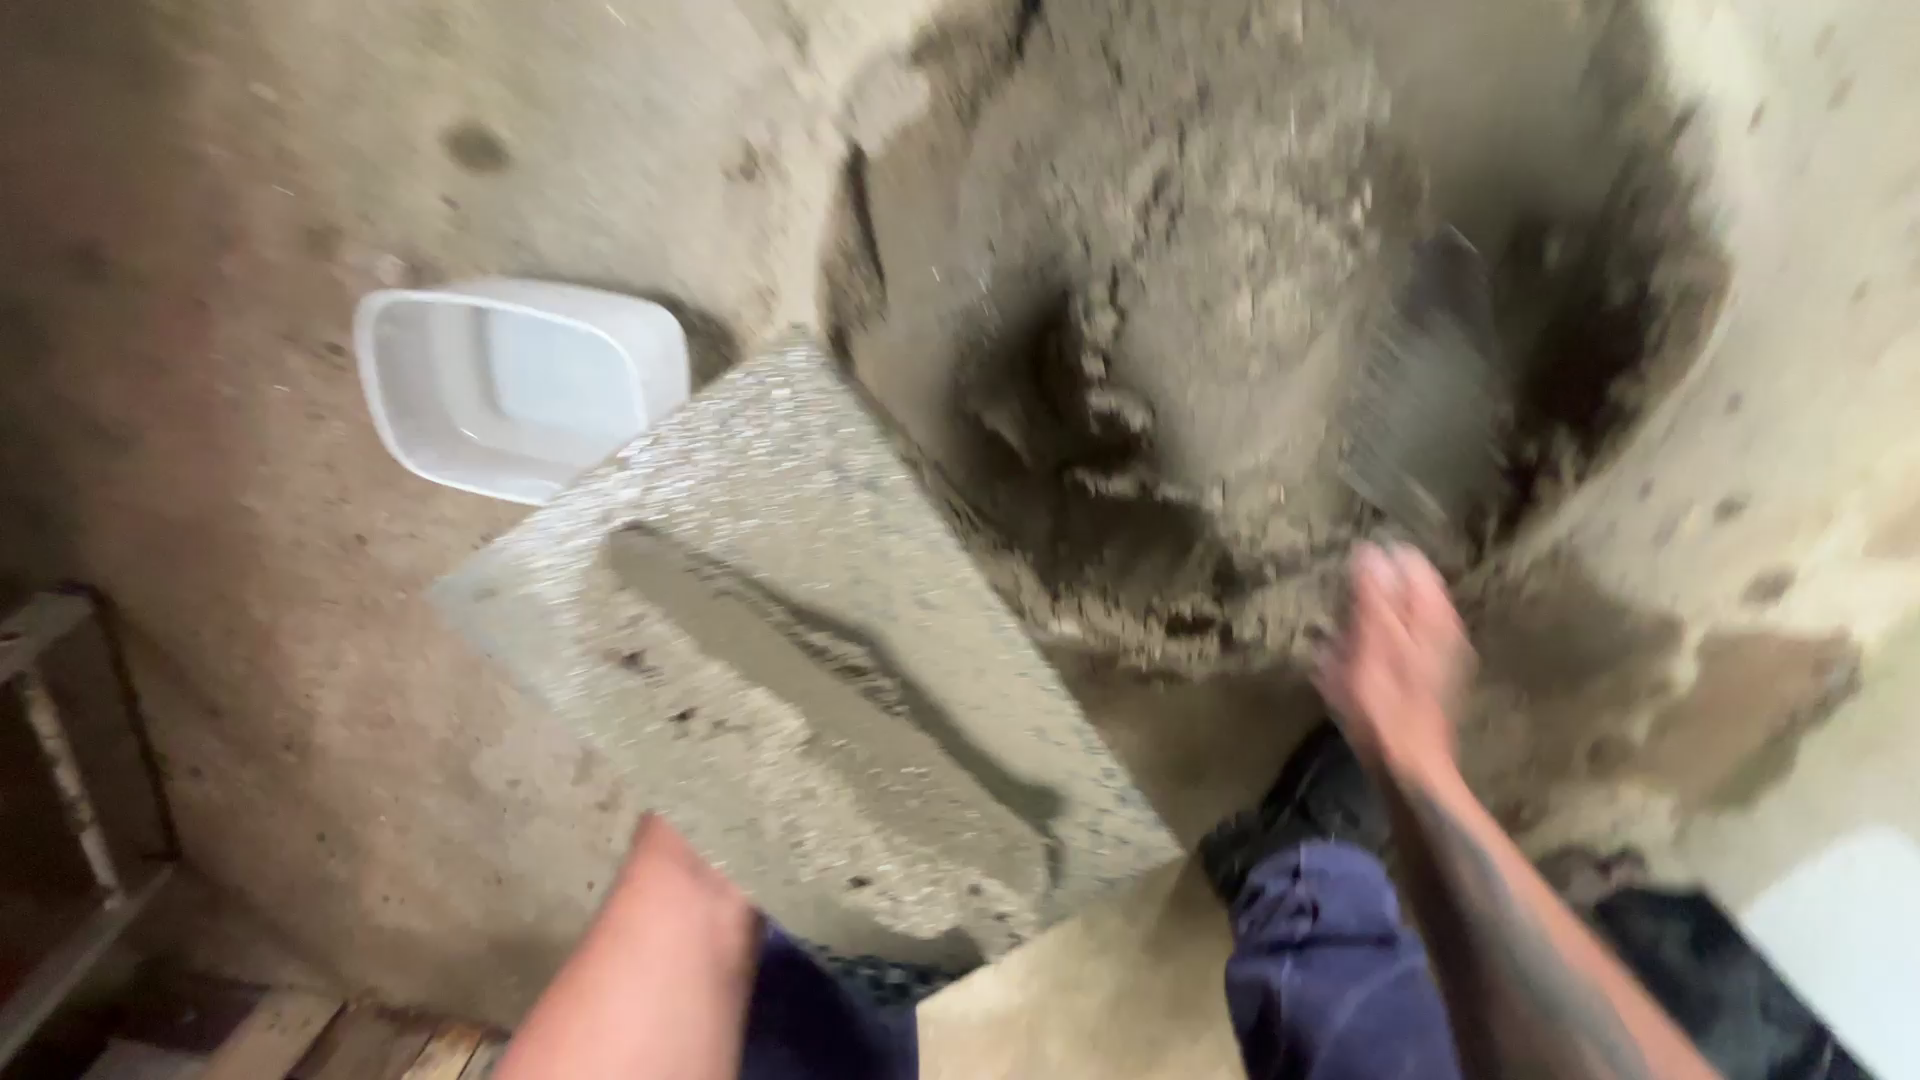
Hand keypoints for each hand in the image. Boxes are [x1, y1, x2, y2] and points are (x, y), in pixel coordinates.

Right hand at [1314, 542, 1472, 777]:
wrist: (1407, 767)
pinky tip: (1344, 672)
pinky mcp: (1421, 677)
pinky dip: (1362, 653)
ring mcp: (1434, 654)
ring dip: (1359, 630)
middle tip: (1340, 627)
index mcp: (1432, 616)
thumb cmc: (1382, 706)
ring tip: (1338, 654)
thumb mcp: (1370, 645)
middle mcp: (1441, 629)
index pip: (1409, 564)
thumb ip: (1372, 597)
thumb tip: (1371, 551)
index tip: (1345, 584)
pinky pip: (1386, 648)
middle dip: (1364, 602)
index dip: (1376, 566)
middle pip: (1399, 592)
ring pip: (1390, 621)